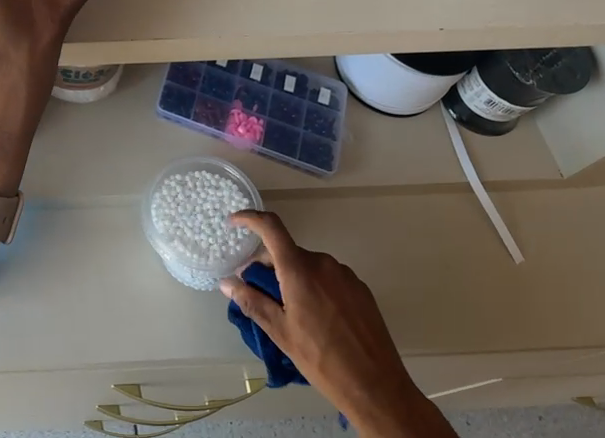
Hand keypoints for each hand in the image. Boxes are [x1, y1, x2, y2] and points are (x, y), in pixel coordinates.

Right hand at [223, 211, 455, 437]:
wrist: (377, 387)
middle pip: (288, 252)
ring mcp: (345, 275)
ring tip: (292, 312)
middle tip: (260, 293)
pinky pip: (329, 278)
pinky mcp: (361, 289)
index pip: (270, 227)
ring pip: (309, 266)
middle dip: (269, 266)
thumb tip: (227, 282)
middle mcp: (323, 263)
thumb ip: (252, 302)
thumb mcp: (281, 333)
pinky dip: (315, 287)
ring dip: (293, 278)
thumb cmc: (322, 360)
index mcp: (300, 270)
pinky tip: (318, 318)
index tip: (234, 223)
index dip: (249, 218)